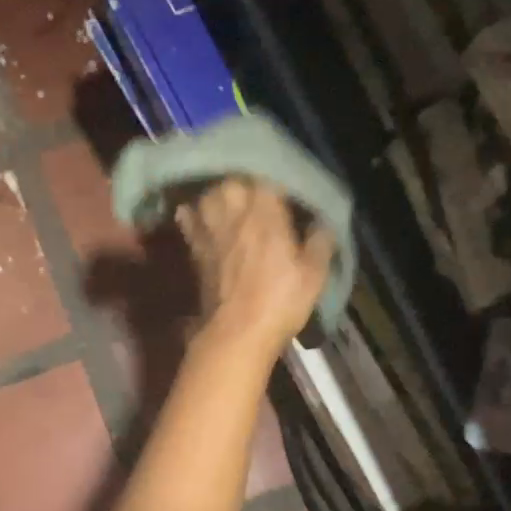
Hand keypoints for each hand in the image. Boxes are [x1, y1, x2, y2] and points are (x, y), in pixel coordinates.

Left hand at [175, 178, 335, 355]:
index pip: (269, 176)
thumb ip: (320, 241)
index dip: (279, 177)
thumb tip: (322, 222)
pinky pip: (188, 218)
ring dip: (218, 192)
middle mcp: (235, 212)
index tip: (287, 184)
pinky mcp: (195, 248)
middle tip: (256, 189)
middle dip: (245, 180)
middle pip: (233, 179)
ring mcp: (210, 229)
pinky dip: (192, 212)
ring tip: (229, 198)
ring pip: (208, 194)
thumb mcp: (314, 274)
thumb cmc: (280, 301)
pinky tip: (200, 215)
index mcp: (266, 211)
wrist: (236, 333)